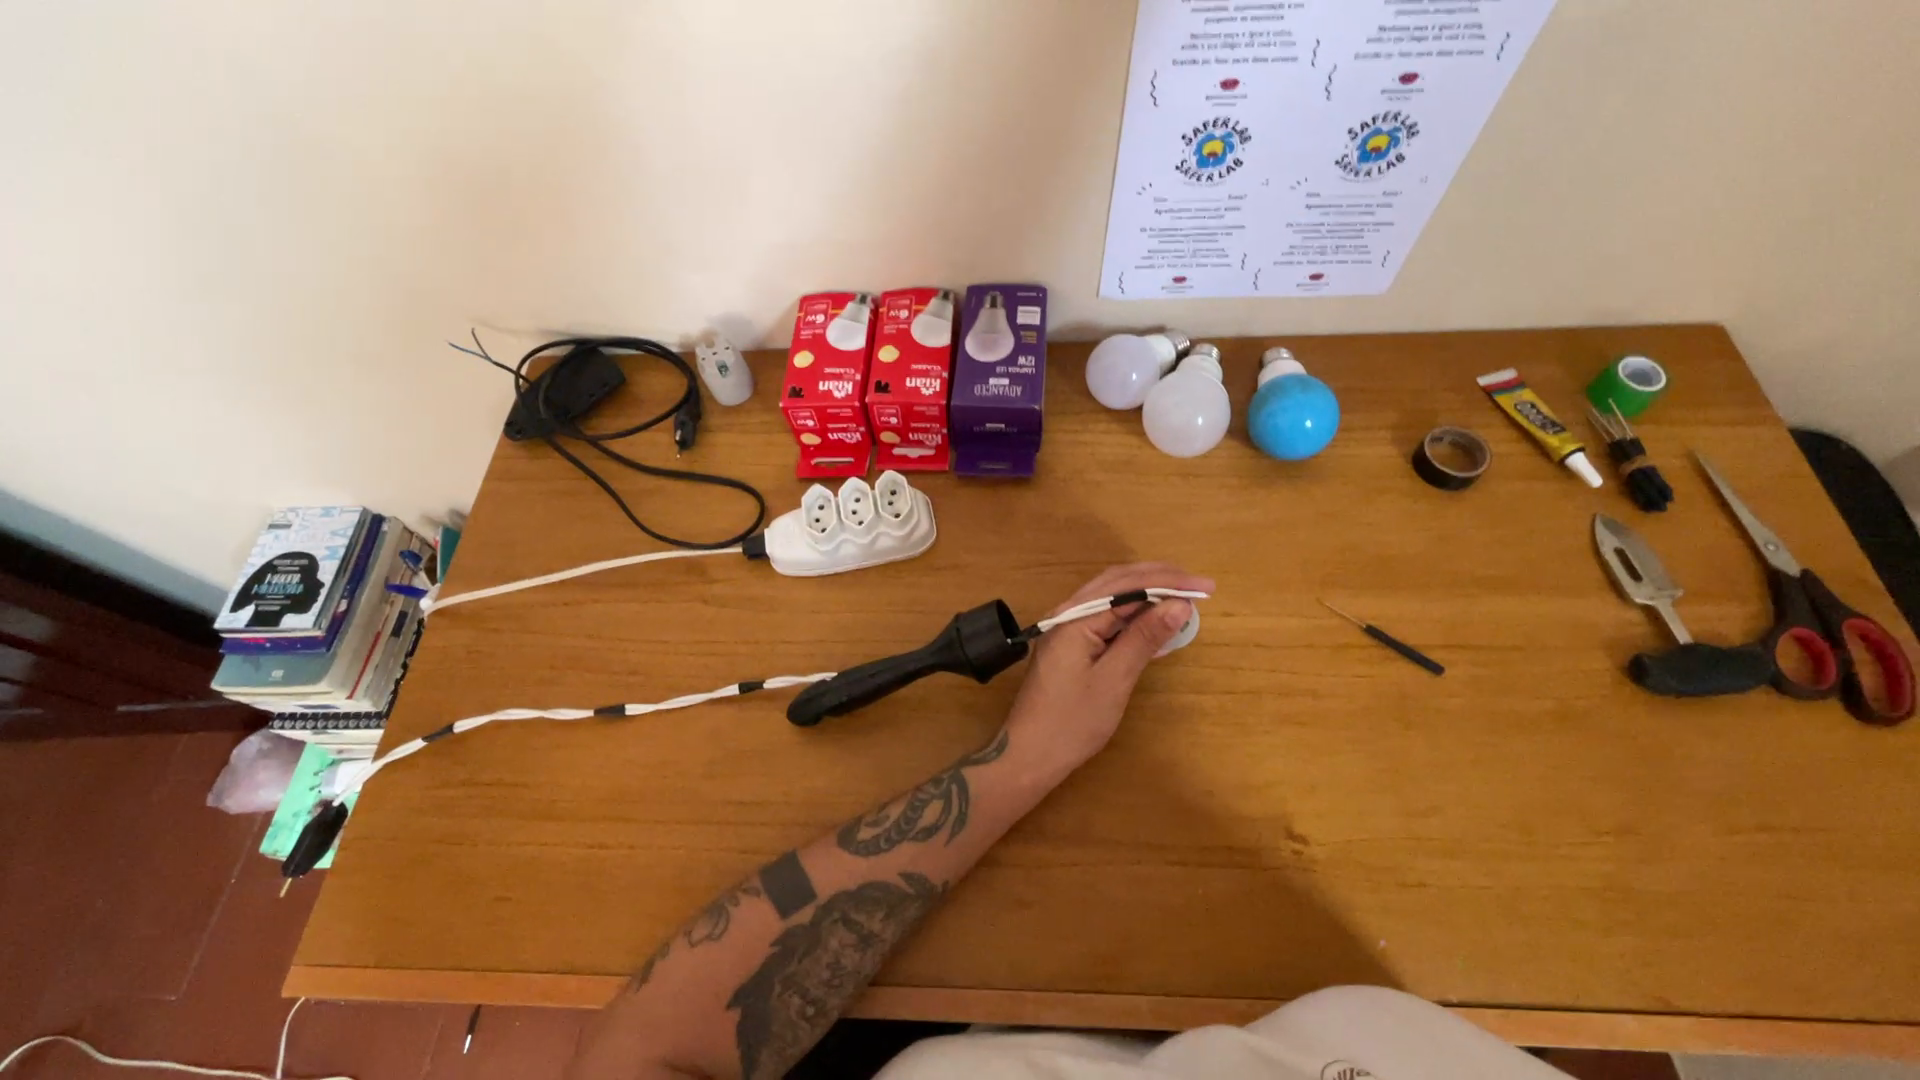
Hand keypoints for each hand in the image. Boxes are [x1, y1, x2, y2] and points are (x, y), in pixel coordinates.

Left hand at [1003, 562, 1214, 770]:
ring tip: (1183, 595)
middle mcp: (1066, 615)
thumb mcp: (1114, 680)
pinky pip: (1104, 617)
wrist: (1030, 755)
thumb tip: (1179, 604)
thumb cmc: (1072, 722)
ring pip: (1110, 597)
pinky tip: (1154, 621)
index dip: (1168, 582)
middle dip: (1159, 579)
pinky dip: (1132, 614)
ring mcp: (1066, 630)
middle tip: (1199, 584)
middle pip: (1116, 582)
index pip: (1126, 585)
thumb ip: (1144, 638)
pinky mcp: (1070, 646)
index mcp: (1074, 619)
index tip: (1206, 586)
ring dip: (1146, 592)